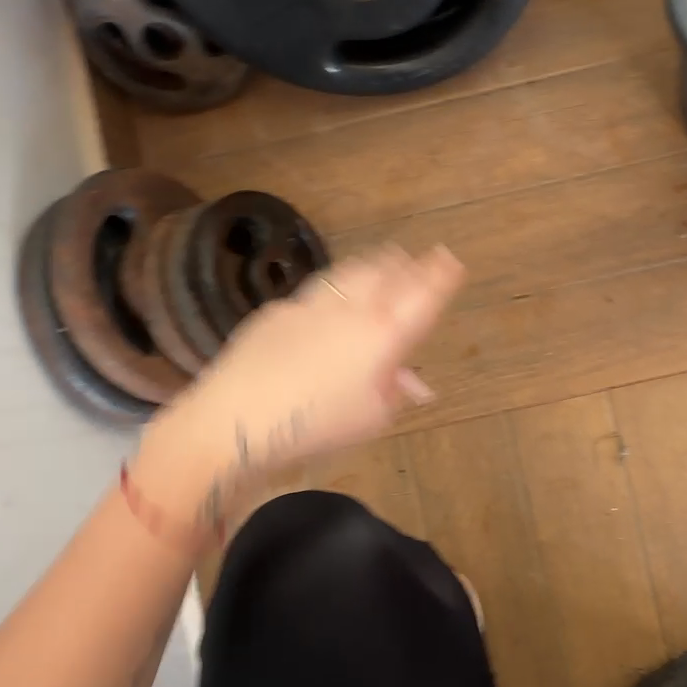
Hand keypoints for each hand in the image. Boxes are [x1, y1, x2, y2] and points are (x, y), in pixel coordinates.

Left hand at [129, 245, 464, 523]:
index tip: (451, 261)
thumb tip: (414, 383)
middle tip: (419, 260)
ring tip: (383, 263)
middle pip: (386, 273)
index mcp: (383, 334)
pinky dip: (336, 288)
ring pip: (351, 273)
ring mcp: (311, 305)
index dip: (439, 276)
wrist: (234, 421)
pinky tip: (334, 297)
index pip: (421, 294)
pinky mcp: (278, 311)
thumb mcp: (372, 417)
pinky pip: (318, 291)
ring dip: (372, 266)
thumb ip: (395, 390)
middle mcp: (351, 309)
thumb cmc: (317, 426)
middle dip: (407, 265)